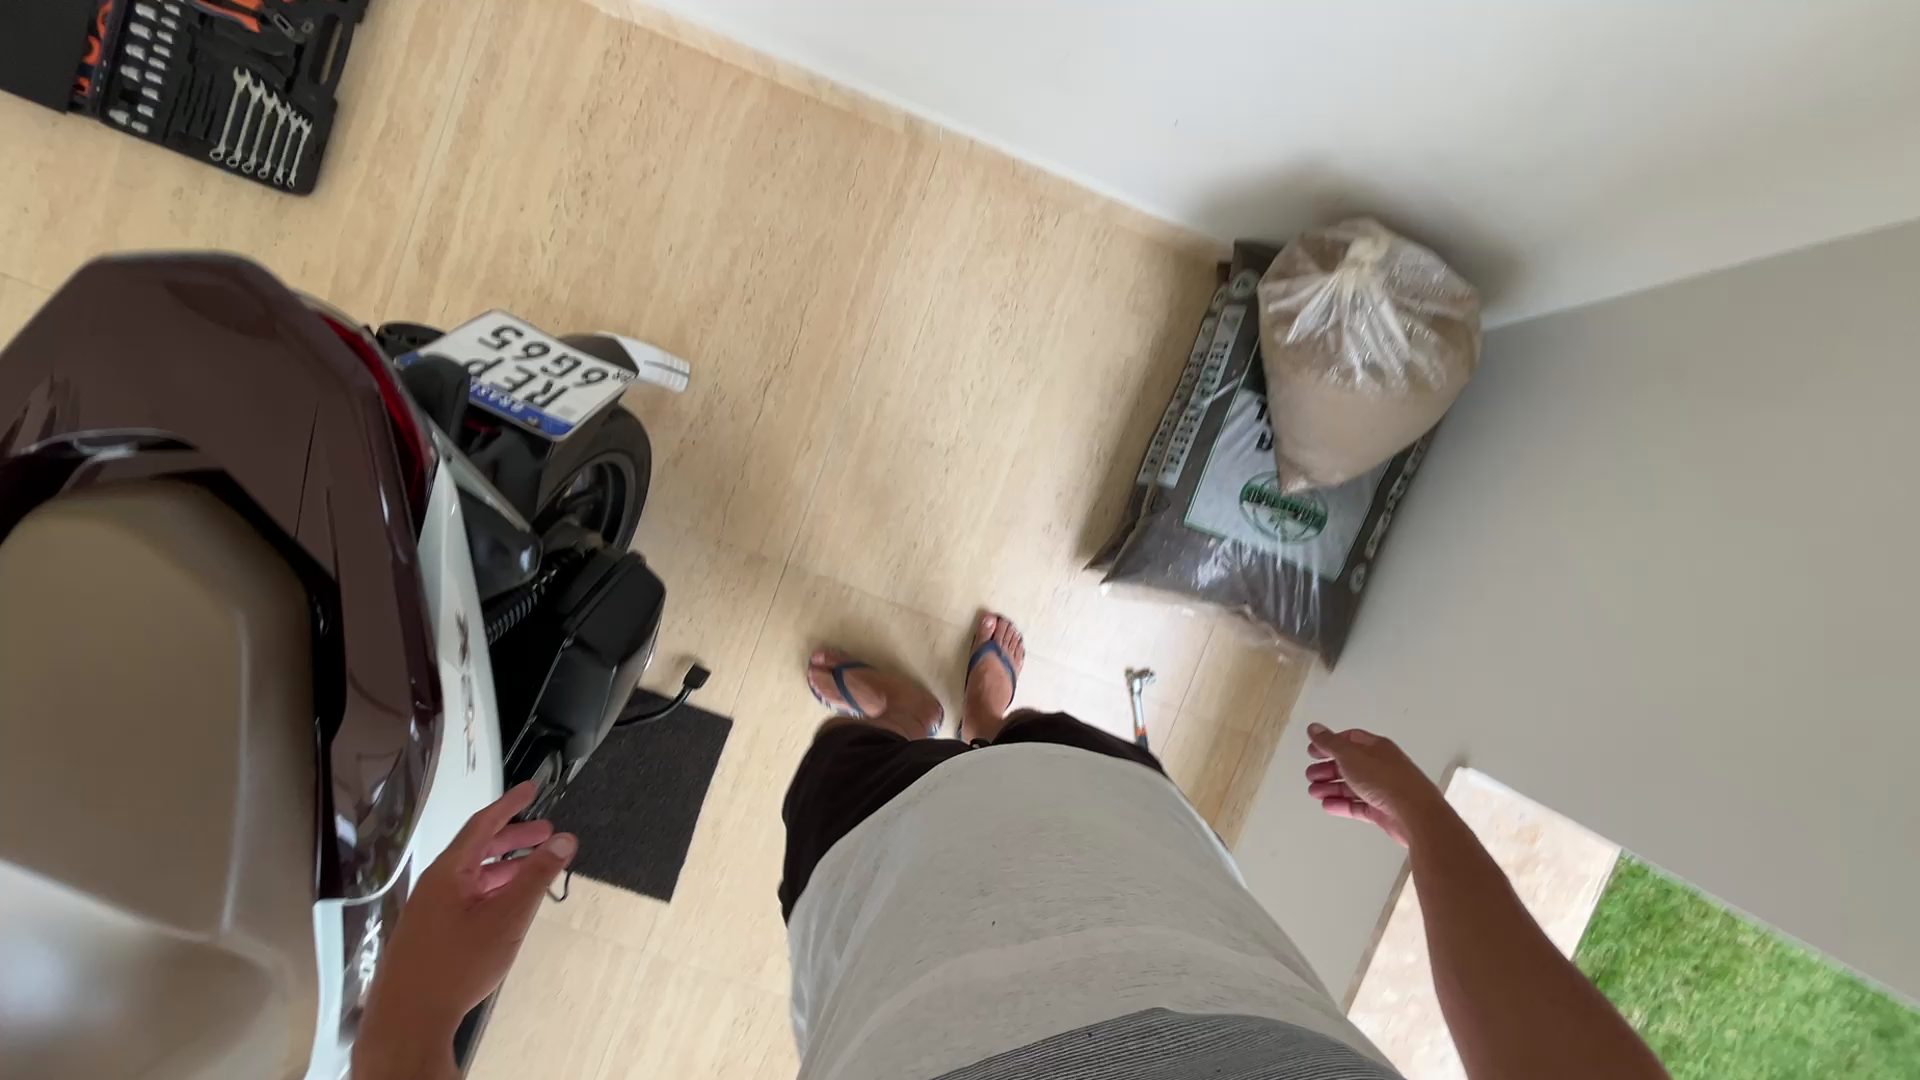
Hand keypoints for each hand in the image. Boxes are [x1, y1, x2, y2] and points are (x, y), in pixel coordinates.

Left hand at [353, 782, 575, 1078]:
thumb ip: (539, 874)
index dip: (509, 804)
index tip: (530, 788)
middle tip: (547, 832)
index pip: (482, 825)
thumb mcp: (509, 916)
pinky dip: (494, 889)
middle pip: (478, 849)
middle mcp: (435, 886)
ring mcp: (429, 912)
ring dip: (507, 866)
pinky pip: (466, 897)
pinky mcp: (429, 936)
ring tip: (536, 867)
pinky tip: (510, 905)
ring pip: (473, 876)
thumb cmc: (457, 965)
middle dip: (515, 837)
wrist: (405, 1027)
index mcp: (449, 873)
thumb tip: (564, 839)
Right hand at [1303, 723, 1444, 847]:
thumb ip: (1329, 742)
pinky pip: (1358, 805)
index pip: (1349, 740)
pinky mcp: (1383, 810)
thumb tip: (1314, 727)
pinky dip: (1342, 805)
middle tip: (1310, 775)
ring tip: (1314, 792)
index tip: (1312, 751)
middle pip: (1349, 764)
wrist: (1415, 814)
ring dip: (1330, 788)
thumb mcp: (1350, 755)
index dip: (1329, 744)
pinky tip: (1328, 805)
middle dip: (1327, 769)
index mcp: (1376, 748)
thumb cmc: (1384, 779)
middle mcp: (1380, 766)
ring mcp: (1383, 789)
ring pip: (1352, 786)